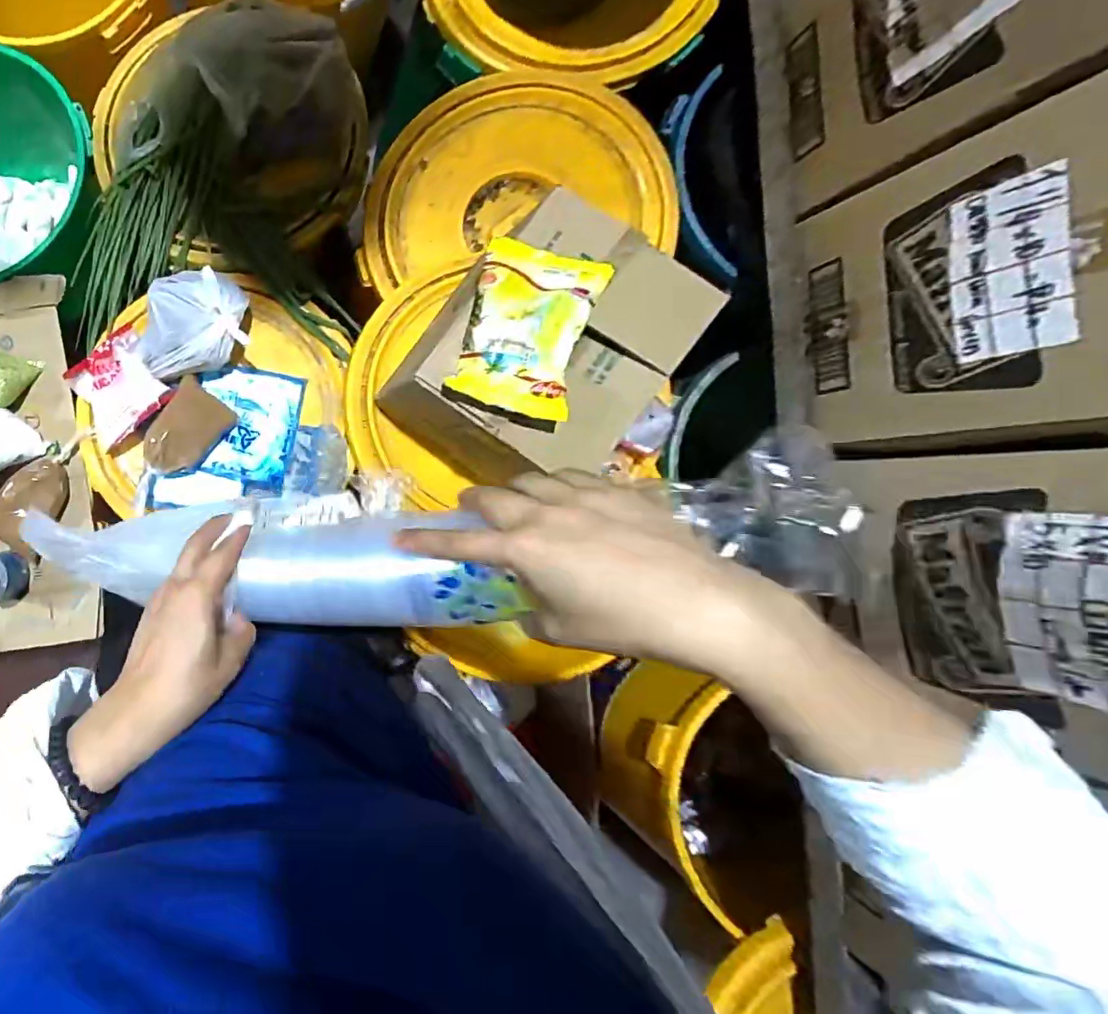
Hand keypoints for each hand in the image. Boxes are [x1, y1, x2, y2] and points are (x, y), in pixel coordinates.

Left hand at [68, 514, 256, 792]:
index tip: (248, 523)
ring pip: (181, 562)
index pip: (220, 557)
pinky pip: (174, 579)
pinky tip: (199, 581)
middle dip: (211, 528)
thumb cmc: (187, 685)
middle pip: (193, 547)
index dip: (235, 539)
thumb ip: (239, 634)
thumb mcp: (227, 663)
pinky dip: (190, 568)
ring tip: (218, 545)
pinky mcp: (151, 611)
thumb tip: (238, 618)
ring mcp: (159, 598)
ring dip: (199, 548)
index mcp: (197, 595)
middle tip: (230, 517)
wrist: (139, 705)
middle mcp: (175, 588)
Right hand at [395, 471, 818, 682]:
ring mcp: (584, 495)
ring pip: (532, 478)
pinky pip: (577, 477)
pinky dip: (561, 486)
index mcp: (523, 549)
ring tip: (523, 502)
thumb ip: (533, 611)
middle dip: (473, 502)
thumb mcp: (565, 630)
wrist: (708, 604)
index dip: (425, 539)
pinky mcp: (621, 490)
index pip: (461, 540)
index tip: (399, 536)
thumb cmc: (627, 624)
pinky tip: (574, 498)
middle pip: (492, 495)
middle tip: (470, 511)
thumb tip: (530, 603)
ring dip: (517, 489)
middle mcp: (544, 513)